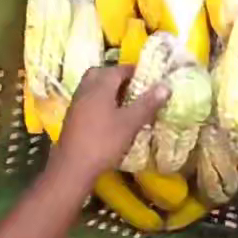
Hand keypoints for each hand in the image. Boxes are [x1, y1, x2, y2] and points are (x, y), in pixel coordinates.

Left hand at [50, 66, 166, 183]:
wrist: (73, 167)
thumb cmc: (104, 142)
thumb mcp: (130, 123)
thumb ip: (147, 103)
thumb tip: (165, 86)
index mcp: (99, 86)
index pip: (118, 69)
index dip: (134, 71)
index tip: (148, 78)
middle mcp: (85, 90)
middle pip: (101, 74)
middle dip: (117, 77)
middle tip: (134, 87)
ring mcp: (76, 104)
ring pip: (92, 87)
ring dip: (108, 90)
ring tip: (126, 102)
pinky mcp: (72, 118)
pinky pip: (88, 100)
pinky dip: (100, 102)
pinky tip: (111, 116)